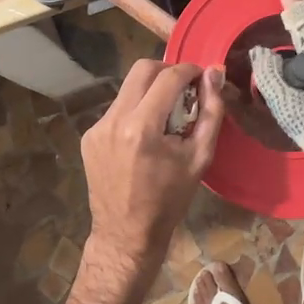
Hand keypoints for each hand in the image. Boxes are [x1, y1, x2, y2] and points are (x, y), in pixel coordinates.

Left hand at [81, 61, 223, 266]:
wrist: (127, 234)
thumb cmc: (170, 199)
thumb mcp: (199, 157)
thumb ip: (210, 111)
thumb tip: (214, 74)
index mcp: (142, 127)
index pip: (168, 77)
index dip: (189, 70)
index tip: (201, 77)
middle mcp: (114, 120)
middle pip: (142, 69)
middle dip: (167, 71)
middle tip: (184, 87)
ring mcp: (97, 127)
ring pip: (127, 88)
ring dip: (149, 91)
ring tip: (165, 114)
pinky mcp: (89, 136)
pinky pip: (116, 108)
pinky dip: (134, 110)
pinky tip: (144, 135)